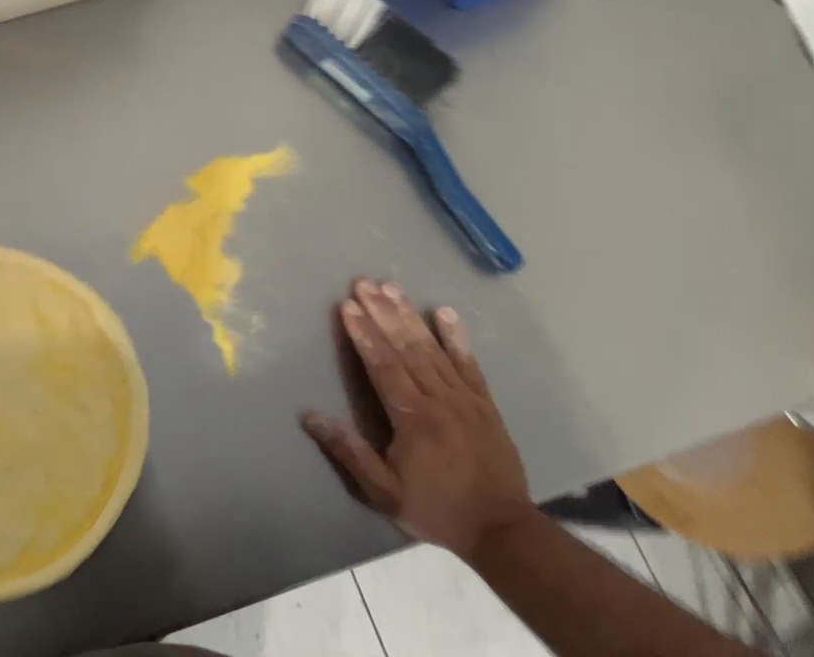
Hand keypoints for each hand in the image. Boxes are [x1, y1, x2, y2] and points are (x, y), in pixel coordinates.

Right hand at [301, 278, 535, 559]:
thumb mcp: (384, 492)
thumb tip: (310, 416)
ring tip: (391, 286)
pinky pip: (468, 363)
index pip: (383, 365)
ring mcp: (465, 398)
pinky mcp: (485, 403)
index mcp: (412, 418)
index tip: (347, 305)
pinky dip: (456, 337)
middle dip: (382, 312)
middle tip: (364, 282)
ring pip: (433, 348)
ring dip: (410, 315)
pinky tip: (445, 312)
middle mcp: (439, 399)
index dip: (364, 334)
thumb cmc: (436, 509)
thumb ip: (349, 452)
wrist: (503, 530)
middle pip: (406, 347)